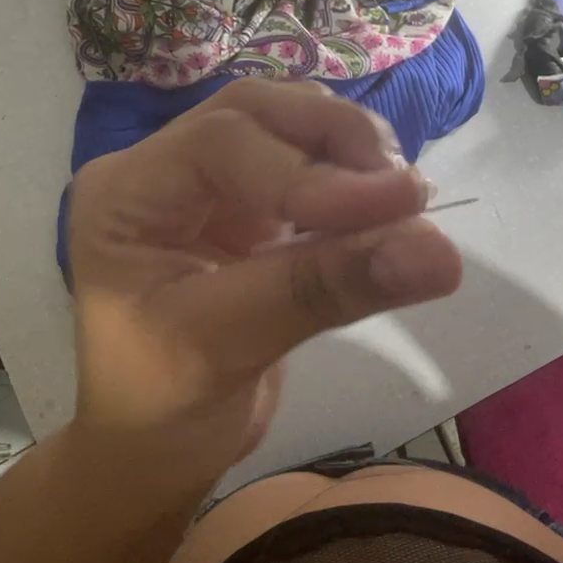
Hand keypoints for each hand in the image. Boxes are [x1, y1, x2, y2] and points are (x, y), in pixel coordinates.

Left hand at [64, 79, 463, 485]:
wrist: (156, 449)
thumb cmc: (161, 405)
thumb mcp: (228, 347)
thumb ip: (324, 289)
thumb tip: (439, 252)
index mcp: (123, 193)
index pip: (220, 142)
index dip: (308, 170)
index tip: (397, 205)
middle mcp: (159, 171)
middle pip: (253, 112)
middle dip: (332, 137)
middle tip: (406, 190)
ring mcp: (203, 186)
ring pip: (283, 127)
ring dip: (347, 149)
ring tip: (402, 199)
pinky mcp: (245, 208)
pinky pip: (303, 166)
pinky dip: (348, 179)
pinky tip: (384, 208)